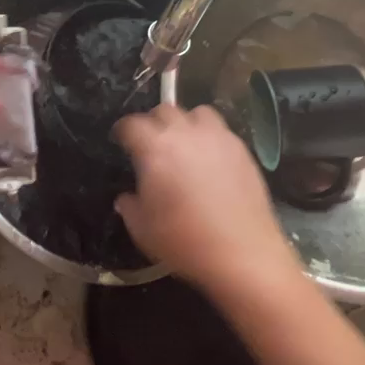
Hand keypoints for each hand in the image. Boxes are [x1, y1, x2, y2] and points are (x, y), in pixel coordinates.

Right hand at [114, 104, 296, 296]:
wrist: (243, 254)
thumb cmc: (185, 242)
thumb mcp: (143, 230)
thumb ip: (130, 207)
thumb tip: (127, 197)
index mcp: (155, 148)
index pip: (132, 124)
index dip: (123, 131)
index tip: (121, 141)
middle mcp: (185, 134)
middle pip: (164, 111)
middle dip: (153, 123)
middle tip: (151, 144)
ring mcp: (217, 138)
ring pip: (197, 113)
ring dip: (185, 123)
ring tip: (184, 144)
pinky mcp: (242, 149)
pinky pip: (221, 130)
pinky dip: (210, 137)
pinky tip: (210, 160)